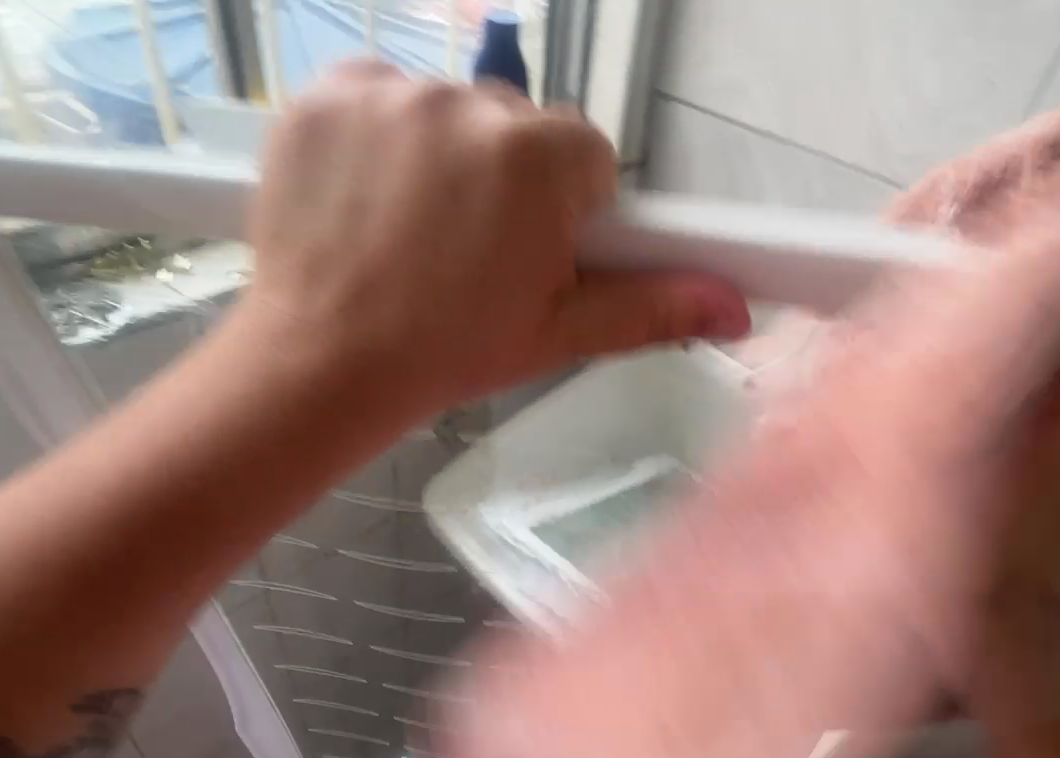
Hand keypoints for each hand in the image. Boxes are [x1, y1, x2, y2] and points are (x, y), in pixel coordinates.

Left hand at [242, 62, 750, 413]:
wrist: (323, 364)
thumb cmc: (448, 353)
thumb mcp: (558, 334)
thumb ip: (652, 307)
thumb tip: (737, 307)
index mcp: (541, 160)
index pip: (586, 158)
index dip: (566, 212)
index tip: (532, 256)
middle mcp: (471, 102)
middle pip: (516, 130)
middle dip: (507, 184)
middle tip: (470, 257)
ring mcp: (391, 90)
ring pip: (447, 115)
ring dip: (442, 161)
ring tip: (412, 237)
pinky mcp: (326, 93)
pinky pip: (379, 101)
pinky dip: (379, 141)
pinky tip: (368, 204)